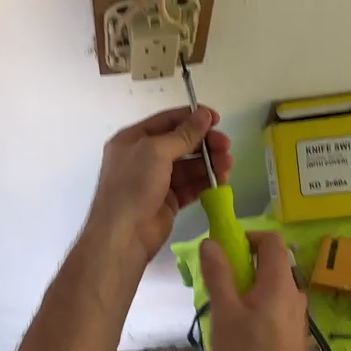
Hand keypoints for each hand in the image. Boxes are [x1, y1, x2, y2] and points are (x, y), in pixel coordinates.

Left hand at [85, 106, 233, 264]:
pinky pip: (190, 186)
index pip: (167, 121)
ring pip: (188, 166)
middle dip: (205, 143)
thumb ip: (183, 134)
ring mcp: (155, 180)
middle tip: (226, 146)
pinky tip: (221, 180)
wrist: (123, 235)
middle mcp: (143, 157)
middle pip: (180, 143)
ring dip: (209, 163)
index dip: (192, 118)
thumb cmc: (133, 186)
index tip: (217, 120)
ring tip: (227, 165)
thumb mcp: (156, 152)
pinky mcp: (167, 201)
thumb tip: (205, 114)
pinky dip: (205, 182)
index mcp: (133, 139)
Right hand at [199, 232, 312, 350]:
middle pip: (271, 263)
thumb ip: (219, 275)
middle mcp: (295, 294)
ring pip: (272, 287)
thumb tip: (212, 242)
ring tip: (223, 310)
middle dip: (242, 265)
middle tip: (216, 283)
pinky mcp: (294, 334)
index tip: (223, 251)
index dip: (247, 236)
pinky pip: (275, 306)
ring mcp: (298, 315)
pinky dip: (256, 305)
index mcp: (280, 283)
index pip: (271, 240)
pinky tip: (239, 331)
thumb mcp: (225, 313)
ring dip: (247, 288)